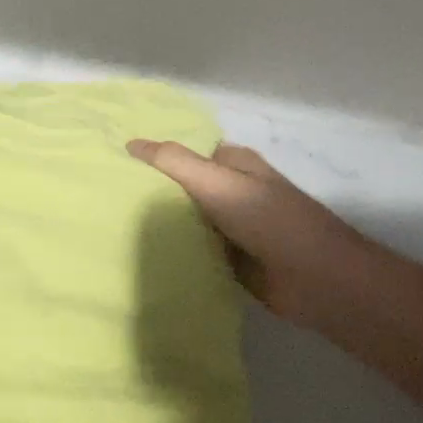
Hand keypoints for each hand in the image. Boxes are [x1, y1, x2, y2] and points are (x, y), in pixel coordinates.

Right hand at [127, 139, 354, 312]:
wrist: (316, 280)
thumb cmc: (268, 220)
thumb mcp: (217, 182)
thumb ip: (175, 163)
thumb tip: (130, 143)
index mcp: (235, 164)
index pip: (188, 151)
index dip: (157, 154)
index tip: (115, 160)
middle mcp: (234, 191)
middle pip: (185, 187)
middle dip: (154, 191)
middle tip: (106, 194)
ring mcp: (234, 228)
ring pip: (189, 220)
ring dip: (163, 225)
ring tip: (113, 225)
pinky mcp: (232, 261)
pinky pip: (197, 250)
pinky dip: (178, 252)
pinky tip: (144, 257)